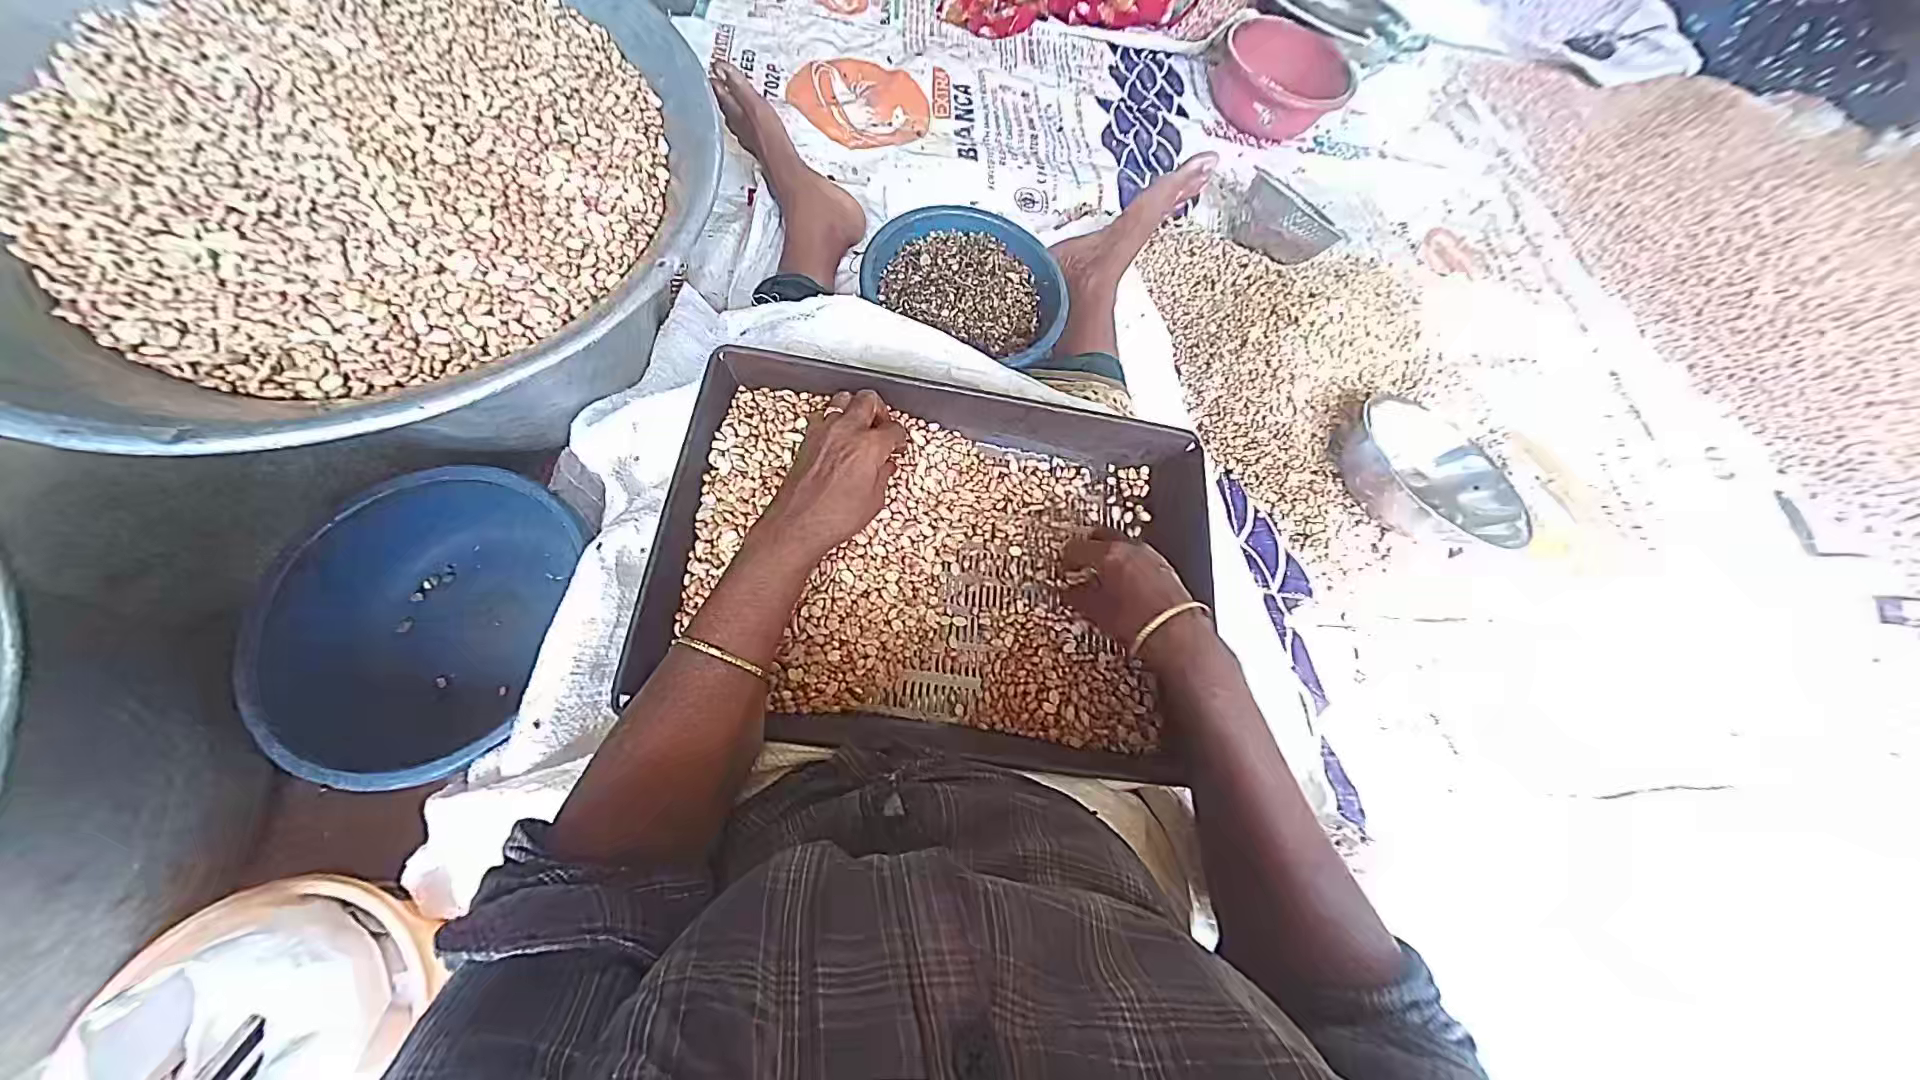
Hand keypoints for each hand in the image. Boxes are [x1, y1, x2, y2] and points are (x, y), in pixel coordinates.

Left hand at [754, 389, 905, 560]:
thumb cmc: (834, 517)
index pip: (894, 428)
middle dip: (880, 411)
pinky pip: (824, 416)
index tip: (898, 446)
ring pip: (843, 400)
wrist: (798, 524)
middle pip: (868, 400)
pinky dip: (834, 420)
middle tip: (882, 427)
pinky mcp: (807, 438)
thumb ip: (883, 475)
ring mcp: (824, 431)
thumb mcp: (874, 500)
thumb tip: (885, 466)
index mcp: (870, 445)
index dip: (900, 438)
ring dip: (855, 409)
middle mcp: (846, 431)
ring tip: (860, 427)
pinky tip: (838, 437)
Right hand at [1062, 528, 1209, 664]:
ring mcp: (1151, 556)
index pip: (1077, 548)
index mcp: (1109, 554)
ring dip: (1109, 556)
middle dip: (1088, 549)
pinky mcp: (1165, 567)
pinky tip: (1125, 585)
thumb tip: (1070, 593)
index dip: (1066, 559)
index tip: (1064, 568)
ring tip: (1102, 576)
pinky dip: (1128, 565)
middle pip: (1101, 536)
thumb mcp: (1096, 612)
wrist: (1176, 636)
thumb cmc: (1139, 624)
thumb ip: (1077, 596)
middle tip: (1080, 564)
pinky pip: (1139, 558)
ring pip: (1123, 546)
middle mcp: (1131, 549)